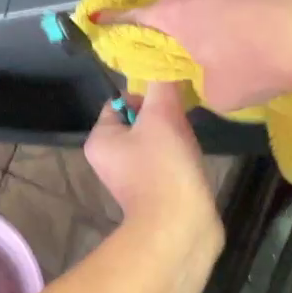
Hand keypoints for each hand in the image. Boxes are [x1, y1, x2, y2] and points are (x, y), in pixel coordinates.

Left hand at [83, 83, 221, 251]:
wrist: (180, 228)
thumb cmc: (162, 167)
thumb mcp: (162, 115)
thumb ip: (161, 85)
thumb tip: (163, 64)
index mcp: (100, 139)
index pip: (119, 101)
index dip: (144, 96)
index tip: (167, 101)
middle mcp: (108, 159)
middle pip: (139, 121)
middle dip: (163, 117)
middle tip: (181, 123)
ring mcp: (130, 179)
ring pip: (154, 141)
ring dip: (174, 137)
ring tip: (188, 145)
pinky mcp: (153, 193)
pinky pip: (165, 163)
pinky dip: (180, 159)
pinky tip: (192, 163)